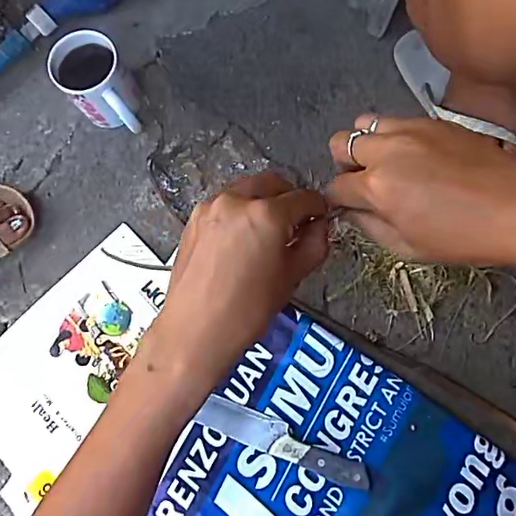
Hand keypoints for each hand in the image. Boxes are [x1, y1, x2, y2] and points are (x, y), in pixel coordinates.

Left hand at [143, 173, 329, 374]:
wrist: (196, 331)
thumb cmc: (243, 311)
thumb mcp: (292, 277)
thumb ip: (314, 245)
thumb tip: (319, 229)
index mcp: (266, 215)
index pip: (304, 197)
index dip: (318, 207)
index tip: (320, 217)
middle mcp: (236, 203)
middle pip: (273, 184)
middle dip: (289, 198)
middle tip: (299, 222)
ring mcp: (211, 209)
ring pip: (247, 190)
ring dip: (264, 203)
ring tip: (271, 233)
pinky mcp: (195, 221)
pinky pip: (226, 205)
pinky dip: (241, 213)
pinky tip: (246, 240)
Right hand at [325, 115, 515, 266]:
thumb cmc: (467, 236)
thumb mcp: (410, 247)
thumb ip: (372, 228)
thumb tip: (354, 214)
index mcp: (377, 187)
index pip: (336, 186)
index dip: (338, 200)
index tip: (348, 206)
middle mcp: (388, 150)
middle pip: (341, 143)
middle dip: (345, 164)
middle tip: (365, 182)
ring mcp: (411, 129)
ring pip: (366, 123)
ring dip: (368, 143)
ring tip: (389, 165)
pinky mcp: (435, 121)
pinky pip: (399, 120)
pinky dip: (396, 136)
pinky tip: (418, 157)